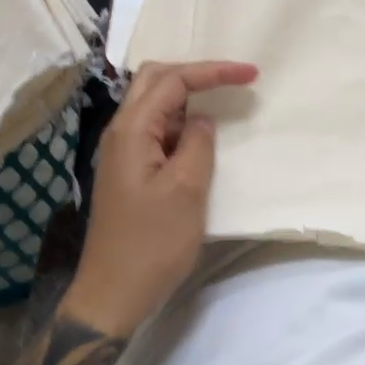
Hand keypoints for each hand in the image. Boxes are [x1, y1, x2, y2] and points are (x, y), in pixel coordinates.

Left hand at [60, 60, 258, 337]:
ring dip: (186, 97)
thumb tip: (202, 119)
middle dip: (194, 73)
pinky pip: (154, 130)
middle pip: (155, 80)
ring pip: (153, 104)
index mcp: (131, 129)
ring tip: (223, 99)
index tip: (251, 74)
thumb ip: (197, 144)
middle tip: (234, 79)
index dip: (212, 71)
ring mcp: (122, 151)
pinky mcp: (128, 170)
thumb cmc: (152, 244)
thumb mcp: (186, 191)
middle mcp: (121, 131)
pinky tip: (200, 133)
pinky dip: (179, 123)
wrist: (112, 293)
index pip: (172, 80)